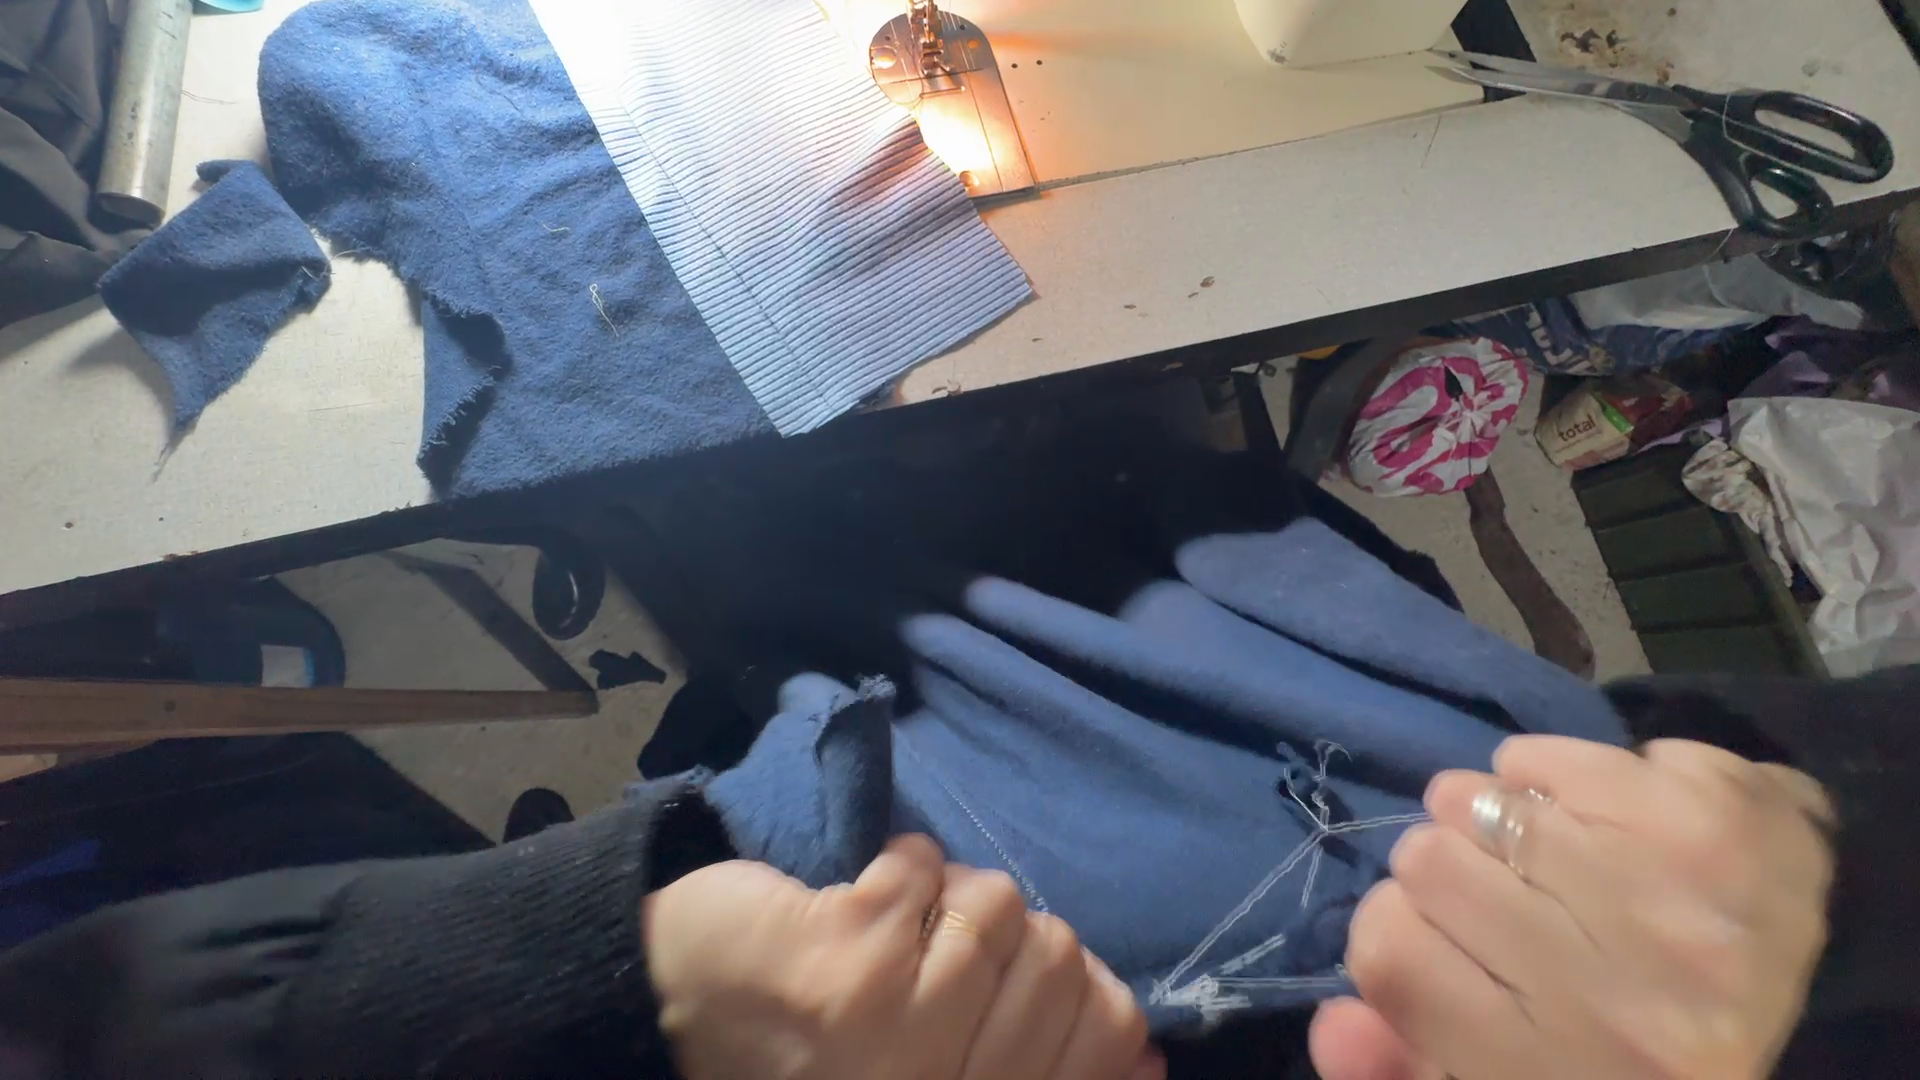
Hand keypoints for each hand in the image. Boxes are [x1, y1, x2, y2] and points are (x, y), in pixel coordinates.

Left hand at [644, 834, 1162, 1079]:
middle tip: (941, 949)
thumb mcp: (938, 1067)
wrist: (677, 1006)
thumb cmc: (820, 1047)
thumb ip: (1035, 1055)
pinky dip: (899, 861)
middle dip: (1003, 930)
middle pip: (1056, 951)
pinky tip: (857, 898)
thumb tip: (1142, 1043)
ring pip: (993, 901)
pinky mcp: (845, 952)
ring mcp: (892, 1024)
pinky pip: (922, 866)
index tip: (1053, 978)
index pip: (1100, 1029)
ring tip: (897, 923)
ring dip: (947, 893)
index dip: (1095, 992)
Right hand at [1313, 736, 1834, 1079]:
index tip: (1441, 941)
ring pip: (1475, 801)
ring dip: (1491, 813)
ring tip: (1537, 845)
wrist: (1838, 1029)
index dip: (1398, 929)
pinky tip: (1583, 808)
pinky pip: (1545, 757)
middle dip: (1450, 864)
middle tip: (1502, 890)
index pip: (1388, 950)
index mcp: (1557, 1076)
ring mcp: (1675, 913)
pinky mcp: (1712, 826)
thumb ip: (1396, 1074)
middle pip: (1426, 862)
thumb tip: (1330, 1023)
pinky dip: (1544, 767)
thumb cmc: (1626, 1054)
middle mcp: (1622, 1013)